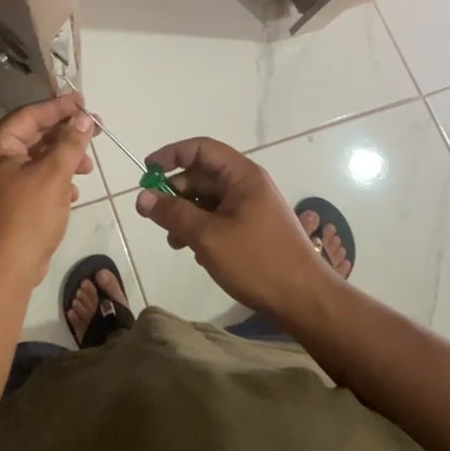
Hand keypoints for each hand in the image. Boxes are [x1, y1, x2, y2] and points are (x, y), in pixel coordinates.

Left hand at [0, 93, 95, 287]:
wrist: (8, 268)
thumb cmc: (28, 215)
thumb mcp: (54, 174)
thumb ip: (70, 142)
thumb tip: (84, 118)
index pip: (29, 115)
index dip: (58, 107)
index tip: (84, 102)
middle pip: (35, 135)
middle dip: (66, 134)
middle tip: (95, 130)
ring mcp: (4, 182)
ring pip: (40, 158)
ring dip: (65, 158)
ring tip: (88, 167)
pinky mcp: (15, 202)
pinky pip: (39, 180)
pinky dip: (58, 180)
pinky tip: (74, 192)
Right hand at [134, 137, 331, 318]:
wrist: (306, 301)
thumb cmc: (257, 261)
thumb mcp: (207, 236)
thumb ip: (172, 213)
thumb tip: (142, 197)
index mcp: (242, 176)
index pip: (200, 149)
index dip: (171, 155)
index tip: (146, 172)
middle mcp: (248, 185)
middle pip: (202, 175)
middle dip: (175, 193)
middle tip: (155, 215)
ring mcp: (252, 208)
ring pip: (208, 200)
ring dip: (186, 215)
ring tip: (174, 241)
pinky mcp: (254, 230)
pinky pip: (219, 218)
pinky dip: (202, 229)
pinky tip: (195, 252)